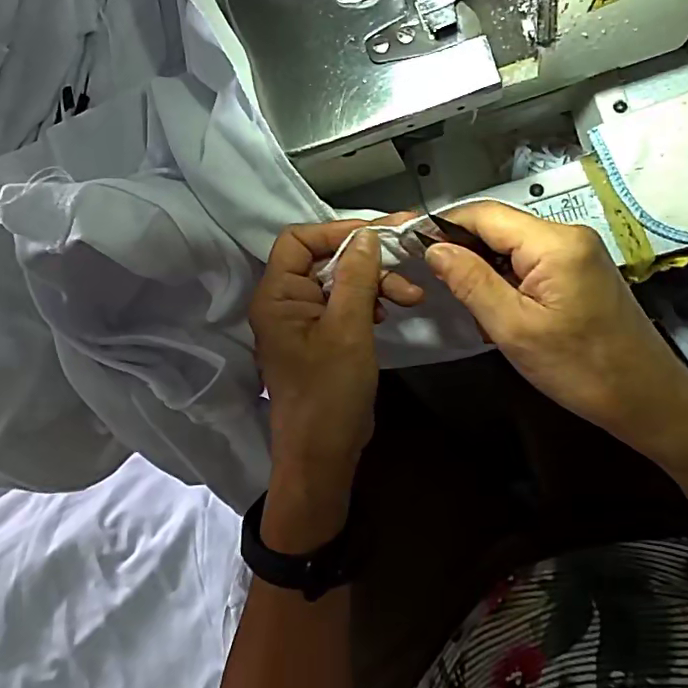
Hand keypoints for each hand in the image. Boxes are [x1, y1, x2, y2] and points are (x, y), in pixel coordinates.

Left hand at [251, 217, 423, 547]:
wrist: (323, 455)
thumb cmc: (330, 392)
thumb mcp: (348, 328)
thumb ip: (357, 276)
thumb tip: (367, 235)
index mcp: (277, 296)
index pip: (298, 240)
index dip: (337, 232)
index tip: (379, 234)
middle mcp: (286, 303)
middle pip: (325, 260)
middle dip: (367, 261)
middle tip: (407, 262)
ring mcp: (304, 323)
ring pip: (341, 283)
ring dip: (375, 283)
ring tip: (410, 297)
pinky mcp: (323, 340)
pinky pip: (346, 307)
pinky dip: (370, 303)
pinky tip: (391, 312)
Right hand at [422, 202, 687, 458]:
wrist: (646, 400)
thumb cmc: (583, 370)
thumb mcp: (514, 329)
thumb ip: (471, 282)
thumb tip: (434, 248)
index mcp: (555, 242)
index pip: (484, 214)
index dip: (444, 227)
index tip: (413, 249)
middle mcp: (570, 235)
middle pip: (499, 228)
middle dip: (466, 253)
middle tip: (442, 288)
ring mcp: (579, 252)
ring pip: (513, 247)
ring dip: (487, 272)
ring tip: (475, 310)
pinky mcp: (582, 271)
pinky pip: (532, 263)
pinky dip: (509, 282)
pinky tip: (502, 314)